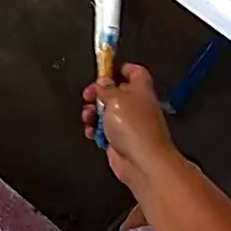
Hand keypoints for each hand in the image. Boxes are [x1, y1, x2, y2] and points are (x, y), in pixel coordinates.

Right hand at [82, 63, 178, 188]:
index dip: (119, 69)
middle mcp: (136, 105)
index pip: (134, 71)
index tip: (104, 71)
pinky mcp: (120, 140)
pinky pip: (103, 131)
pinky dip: (95, 130)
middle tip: (89, 95)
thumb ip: (106, 88)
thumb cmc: (136, 129)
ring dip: (93, 113)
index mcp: (141, 89)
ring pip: (106, 112)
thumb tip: (102, 82)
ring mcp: (128, 123)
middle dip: (98, 93)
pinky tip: (92, 131)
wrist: (142, 161)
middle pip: (115, 92)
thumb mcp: (115, 98)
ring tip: (88, 116)